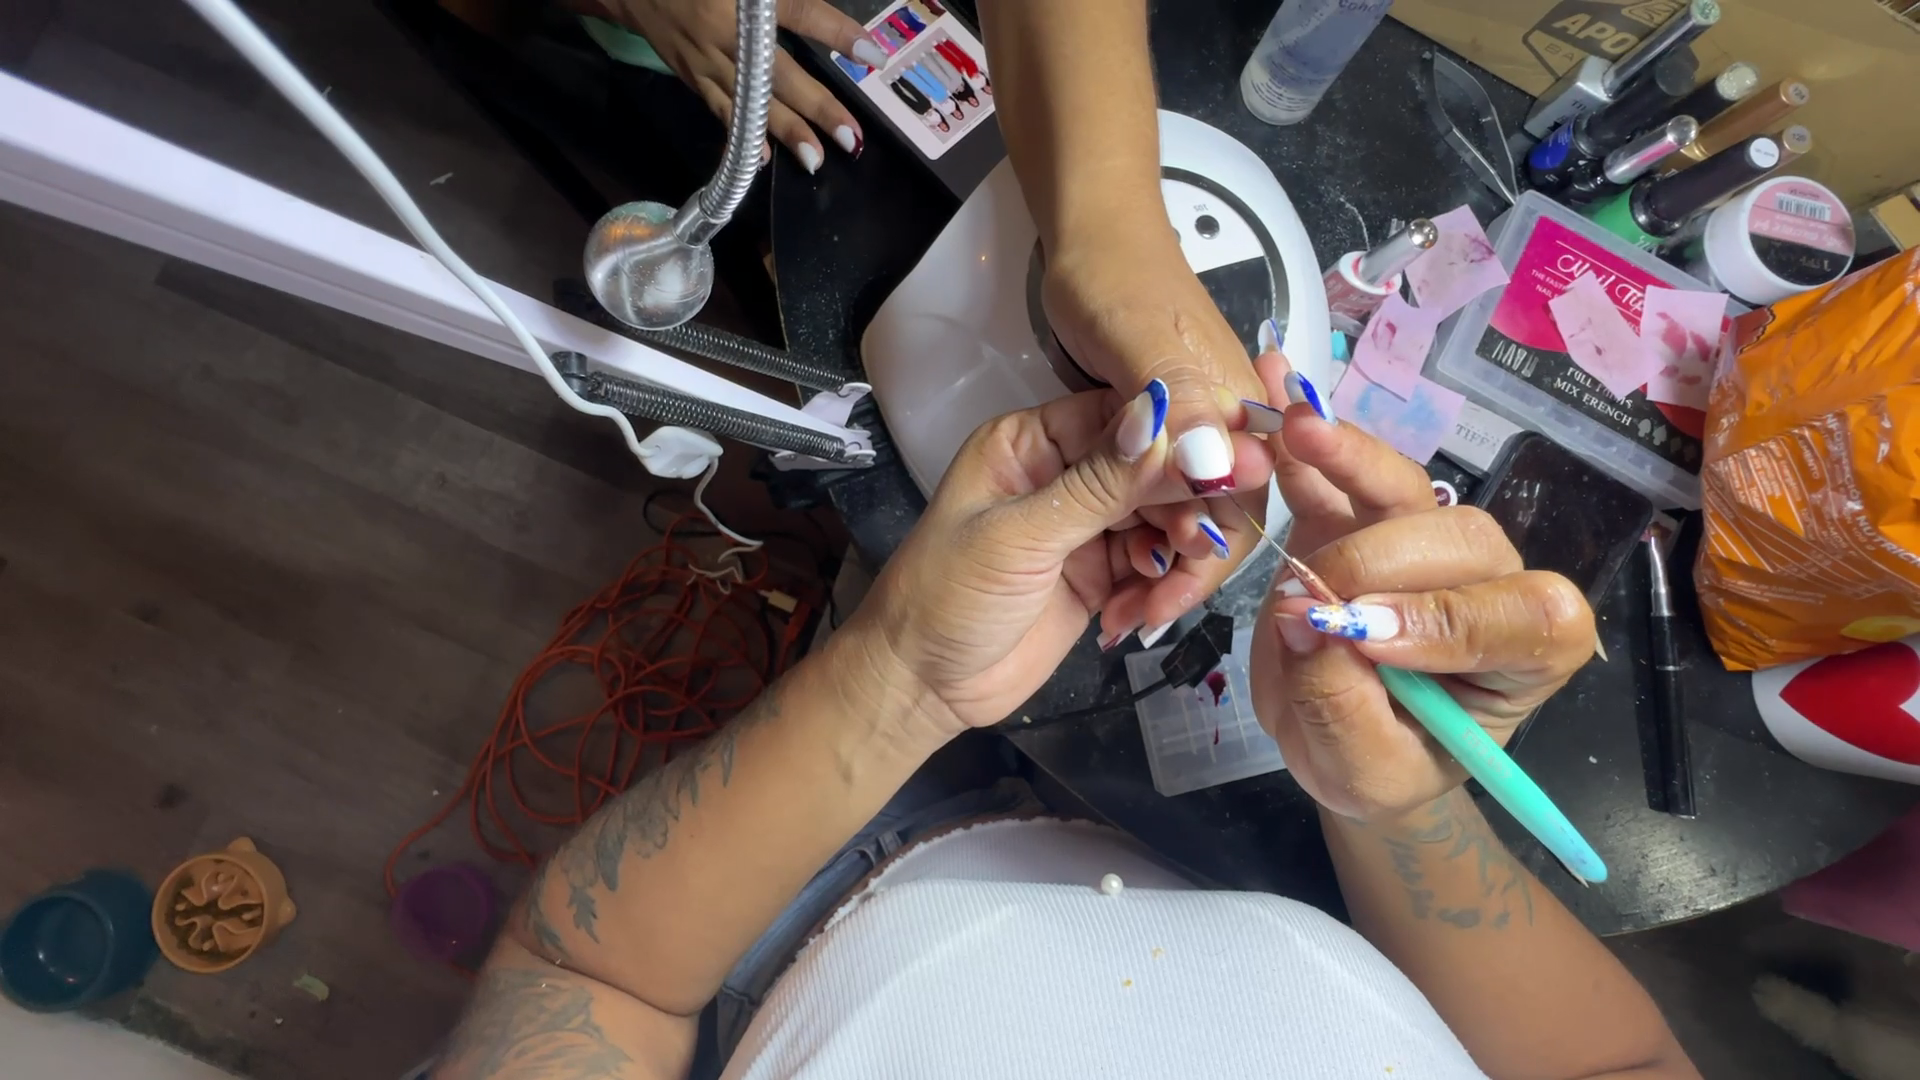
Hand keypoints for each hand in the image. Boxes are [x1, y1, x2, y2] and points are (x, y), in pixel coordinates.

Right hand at [577, 0, 883, 170]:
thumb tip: (812, 14)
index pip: (800, 12)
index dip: (835, 32)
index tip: (873, 56)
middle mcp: (727, 32)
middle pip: (780, 72)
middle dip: (817, 107)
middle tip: (852, 139)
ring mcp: (708, 60)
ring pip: (752, 101)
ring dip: (786, 133)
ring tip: (816, 161)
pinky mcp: (693, 78)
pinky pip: (719, 112)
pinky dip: (741, 138)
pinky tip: (763, 161)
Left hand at [844, 386, 1272, 736]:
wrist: (926, 685)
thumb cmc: (949, 596)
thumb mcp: (1020, 536)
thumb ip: (1098, 484)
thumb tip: (1166, 412)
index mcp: (1033, 442)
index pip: (1123, 416)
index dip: (1180, 436)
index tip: (1234, 461)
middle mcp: (1065, 473)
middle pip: (1154, 468)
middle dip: (1184, 504)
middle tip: (1205, 542)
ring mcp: (1086, 526)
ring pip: (1163, 519)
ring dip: (1176, 554)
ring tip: (1161, 593)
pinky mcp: (1101, 573)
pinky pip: (1155, 564)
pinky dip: (1160, 587)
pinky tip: (1139, 615)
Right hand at [1245, 353, 1596, 821]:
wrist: (1338, 739)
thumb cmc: (1373, 767)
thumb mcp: (1362, 769)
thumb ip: (1343, 703)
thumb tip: (1310, 616)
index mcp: (1521, 658)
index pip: (1528, 615)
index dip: (1449, 617)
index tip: (1361, 637)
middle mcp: (1485, 584)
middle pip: (1458, 539)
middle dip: (1374, 562)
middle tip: (1299, 599)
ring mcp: (1418, 544)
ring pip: (1403, 489)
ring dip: (1348, 455)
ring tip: (1292, 427)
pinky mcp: (1357, 523)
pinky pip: (1341, 476)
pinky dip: (1306, 446)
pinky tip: (1276, 402)